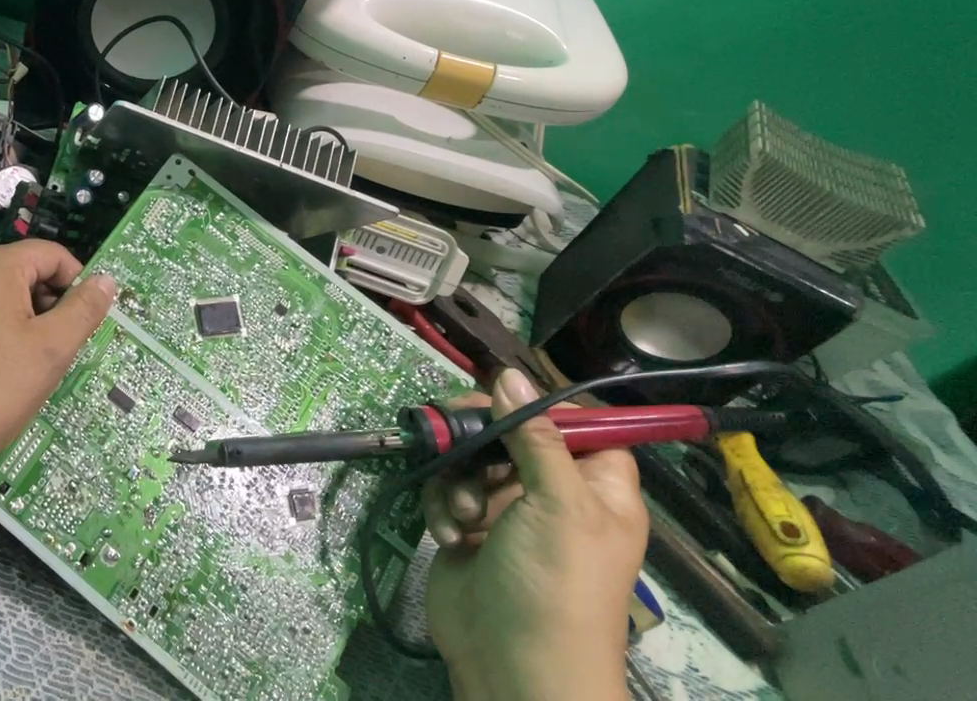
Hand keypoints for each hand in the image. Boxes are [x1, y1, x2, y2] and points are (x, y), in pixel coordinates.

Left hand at [0, 241, 115, 480]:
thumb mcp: (52, 349)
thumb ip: (84, 309)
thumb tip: (105, 280)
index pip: (52, 255)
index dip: (77, 286)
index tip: (82, 326)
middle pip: (23, 272)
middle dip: (47, 306)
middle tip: (54, 352)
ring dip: (21, 321)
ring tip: (23, 366)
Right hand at [422, 369, 647, 700]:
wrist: (513, 664)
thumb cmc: (554, 581)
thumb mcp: (557, 504)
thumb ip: (534, 436)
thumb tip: (511, 373)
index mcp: (595, 487)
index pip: (576, 425)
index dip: (540, 406)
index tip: (500, 396)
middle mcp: (553, 493)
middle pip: (511, 435)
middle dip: (478, 440)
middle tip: (453, 436)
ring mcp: (507, 512)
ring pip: (470, 461)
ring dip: (456, 480)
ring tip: (461, 514)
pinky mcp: (468, 528)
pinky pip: (446, 492)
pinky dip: (442, 508)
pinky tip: (448, 534)